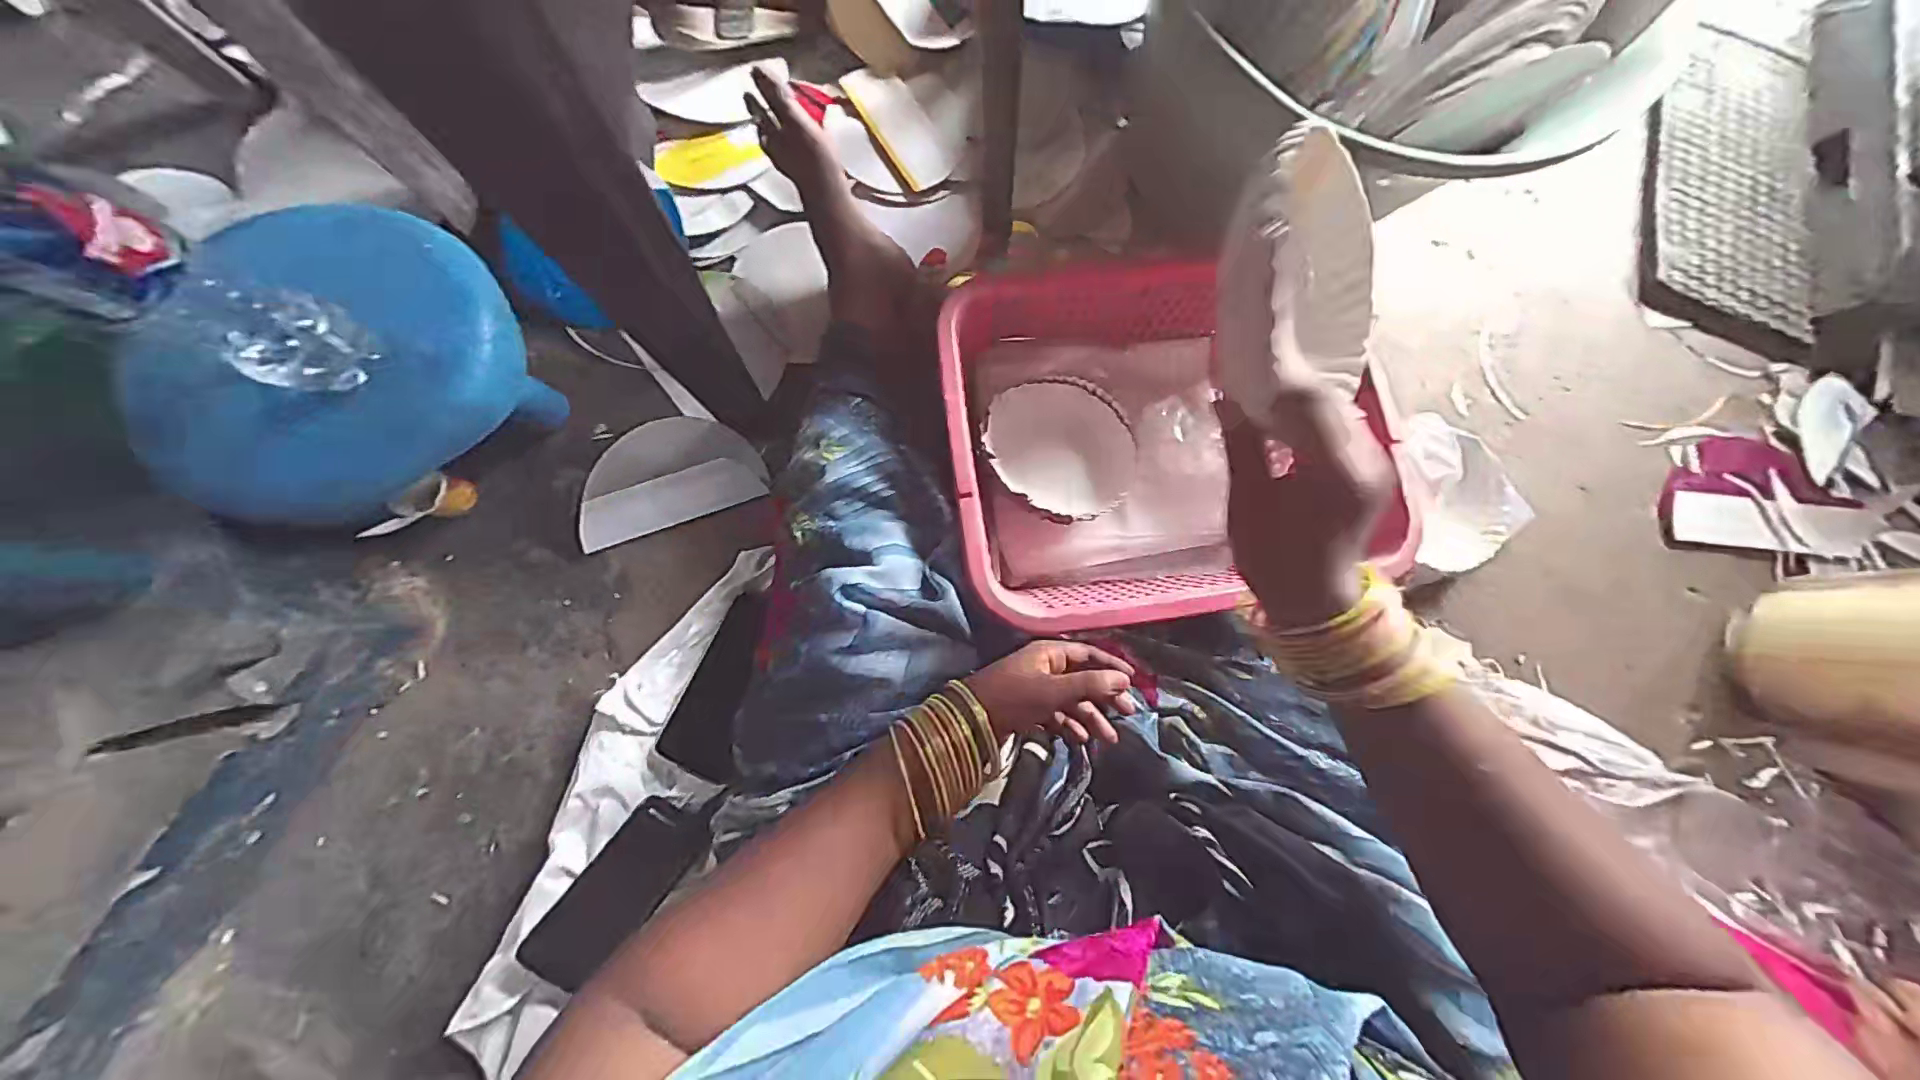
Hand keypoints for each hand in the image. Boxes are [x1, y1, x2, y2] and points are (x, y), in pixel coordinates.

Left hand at [962, 641, 1136, 744]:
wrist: (972, 720)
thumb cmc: (1014, 697)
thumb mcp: (1054, 690)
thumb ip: (1090, 685)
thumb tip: (1124, 679)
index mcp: (1049, 653)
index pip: (1088, 654)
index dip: (1112, 666)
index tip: (1134, 681)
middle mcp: (1045, 667)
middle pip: (1083, 679)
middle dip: (1105, 697)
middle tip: (1127, 713)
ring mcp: (1036, 689)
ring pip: (1071, 701)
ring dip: (1091, 717)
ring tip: (1110, 738)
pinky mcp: (1029, 709)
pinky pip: (1057, 715)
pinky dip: (1070, 725)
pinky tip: (1082, 739)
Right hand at [1214, 212, 1390, 628]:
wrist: (1320, 602)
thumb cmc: (1278, 567)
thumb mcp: (1248, 511)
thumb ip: (1244, 450)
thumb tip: (1229, 397)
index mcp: (1334, 472)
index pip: (1306, 399)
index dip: (1280, 359)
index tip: (1261, 319)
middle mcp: (1364, 453)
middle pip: (1335, 382)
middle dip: (1310, 339)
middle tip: (1289, 291)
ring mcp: (1371, 454)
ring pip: (1345, 390)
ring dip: (1317, 355)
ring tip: (1291, 317)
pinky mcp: (1365, 457)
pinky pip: (1343, 408)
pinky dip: (1319, 383)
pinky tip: (1299, 363)